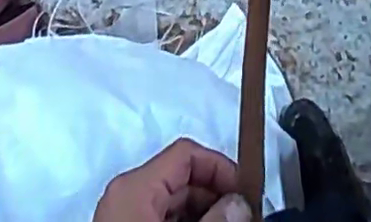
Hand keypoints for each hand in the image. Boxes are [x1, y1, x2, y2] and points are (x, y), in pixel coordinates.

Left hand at [91, 138, 249, 221]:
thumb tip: (240, 204)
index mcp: (136, 187)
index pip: (186, 155)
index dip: (220, 168)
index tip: (246, 195)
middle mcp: (127, 196)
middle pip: (181, 180)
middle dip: (215, 198)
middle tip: (245, 219)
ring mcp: (123, 220)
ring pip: (174, 207)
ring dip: (204, 217)